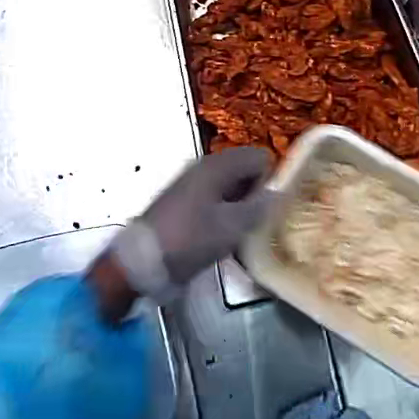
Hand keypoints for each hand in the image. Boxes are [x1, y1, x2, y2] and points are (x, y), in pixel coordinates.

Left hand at [109, 147, 274, 301]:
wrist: (140, 262)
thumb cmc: (189, 239)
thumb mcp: (231, 227)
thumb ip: (259, 207)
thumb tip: (278, 192)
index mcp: (217, 166)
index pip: (259, 157)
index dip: (272, 178)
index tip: (274, 207)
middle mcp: (205, 168)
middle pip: (245, 171)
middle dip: (257, 193)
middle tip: (262, 223)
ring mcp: (192, 184)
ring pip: (230, 187)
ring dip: (242, 206)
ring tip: (245, 234)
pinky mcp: (184, 203)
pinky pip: (216, 200)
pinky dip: (225, 213)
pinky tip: (225, 237)